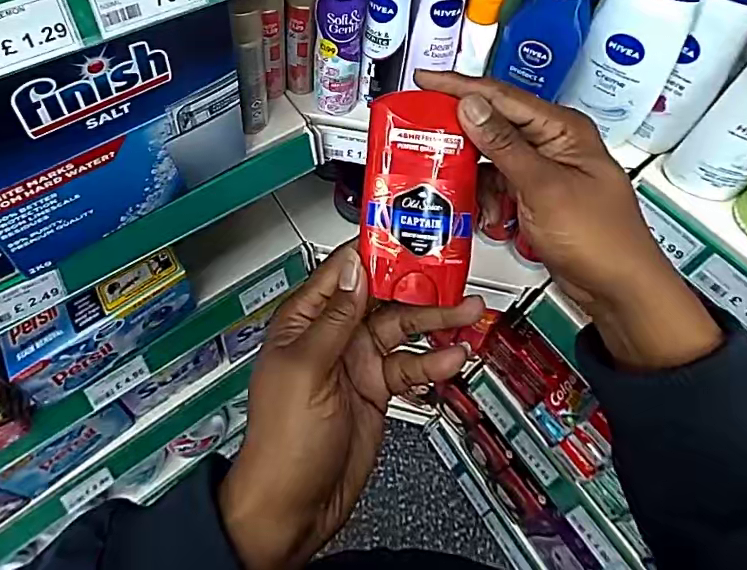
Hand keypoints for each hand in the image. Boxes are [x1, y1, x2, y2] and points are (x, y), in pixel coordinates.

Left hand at [219, 244, 485, 569]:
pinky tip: (453, 357)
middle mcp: (335, 333)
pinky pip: (411, 366)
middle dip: (417, 284)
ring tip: (466, 312)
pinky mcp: (377, 386)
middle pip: (382, 295)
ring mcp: (358, 360)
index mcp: (307, 320)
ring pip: (403, 328)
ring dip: (436, 320)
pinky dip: (434, 361)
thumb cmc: (280, 443)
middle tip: (450, 275)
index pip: (345, 270)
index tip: (408, 236)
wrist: (292, 511)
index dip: (377, 251)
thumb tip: (354, 269)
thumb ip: (335, 318)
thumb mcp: (305, 370)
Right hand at [415, 71, 722, 371]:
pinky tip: (491, 217)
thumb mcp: (544, 188)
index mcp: (562, 128)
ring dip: (477, 178)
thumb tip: (471, 105)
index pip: (501, 96)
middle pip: (494, 125)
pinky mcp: (536, 193)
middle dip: (463, 137)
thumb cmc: (602, 240)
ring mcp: (544, 169)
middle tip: (427, 138)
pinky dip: (489, 199)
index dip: (459, 86)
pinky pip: (499, 183)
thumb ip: (503, 145)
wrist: (622, 293)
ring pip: (492, 158)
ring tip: (466, 194)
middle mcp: (552, 143)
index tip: (427, 79)